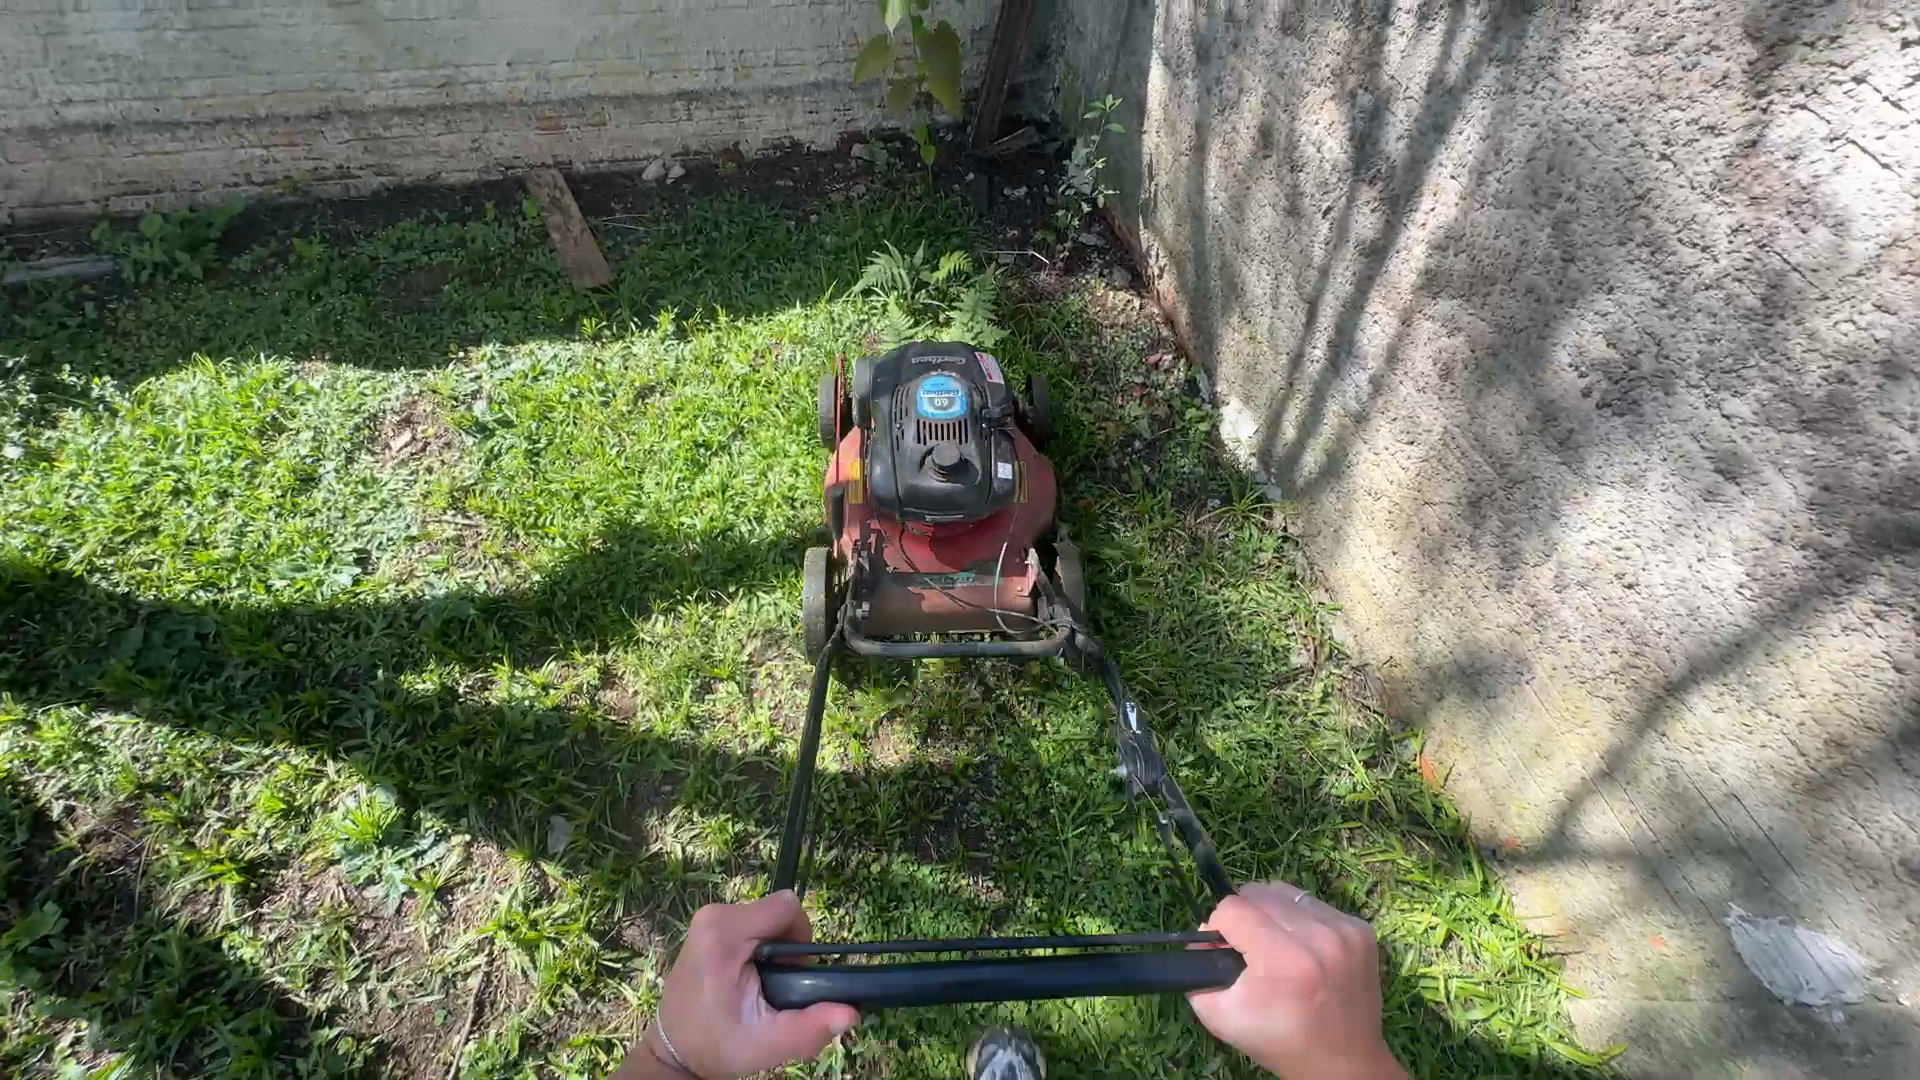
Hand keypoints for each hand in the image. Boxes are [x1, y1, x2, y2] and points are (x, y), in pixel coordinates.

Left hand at [618, 891, 858, 1079]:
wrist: (672, 1053)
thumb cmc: (716, 1046)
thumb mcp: (764, 1044)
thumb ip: (808, 1027)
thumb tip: (852, 1013)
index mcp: (724, 932)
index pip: (786, 907)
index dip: (800, 937)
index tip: (792, 972)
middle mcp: (714, 914)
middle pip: (777, 911)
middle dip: (788, 945)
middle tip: (776, 984)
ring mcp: (708, 916)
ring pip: (767, 915)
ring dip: (775, 945)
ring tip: (762, 983)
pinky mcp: (708, 922)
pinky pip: (752, 919)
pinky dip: (760, 942)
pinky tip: (749, 974)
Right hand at [1188, 881, 1405, 1079]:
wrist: (1346, 1065)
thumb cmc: (1281, 1040)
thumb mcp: (1222, 1016)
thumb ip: (1198, 970)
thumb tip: (1204, 933)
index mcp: (1283, 958)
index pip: (1231, 908)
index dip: (1221, 927)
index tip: (1229, 951)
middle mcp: (1318, 937)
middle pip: (1257, 894)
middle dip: (1246, 918)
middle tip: (1252, 949)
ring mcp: (1343, 931)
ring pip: (1283, 893)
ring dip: (1273, 913)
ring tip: (1279, 945)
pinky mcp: (1360, 930)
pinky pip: (1311, 903)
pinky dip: (1300, 919)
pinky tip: (1305, 947)